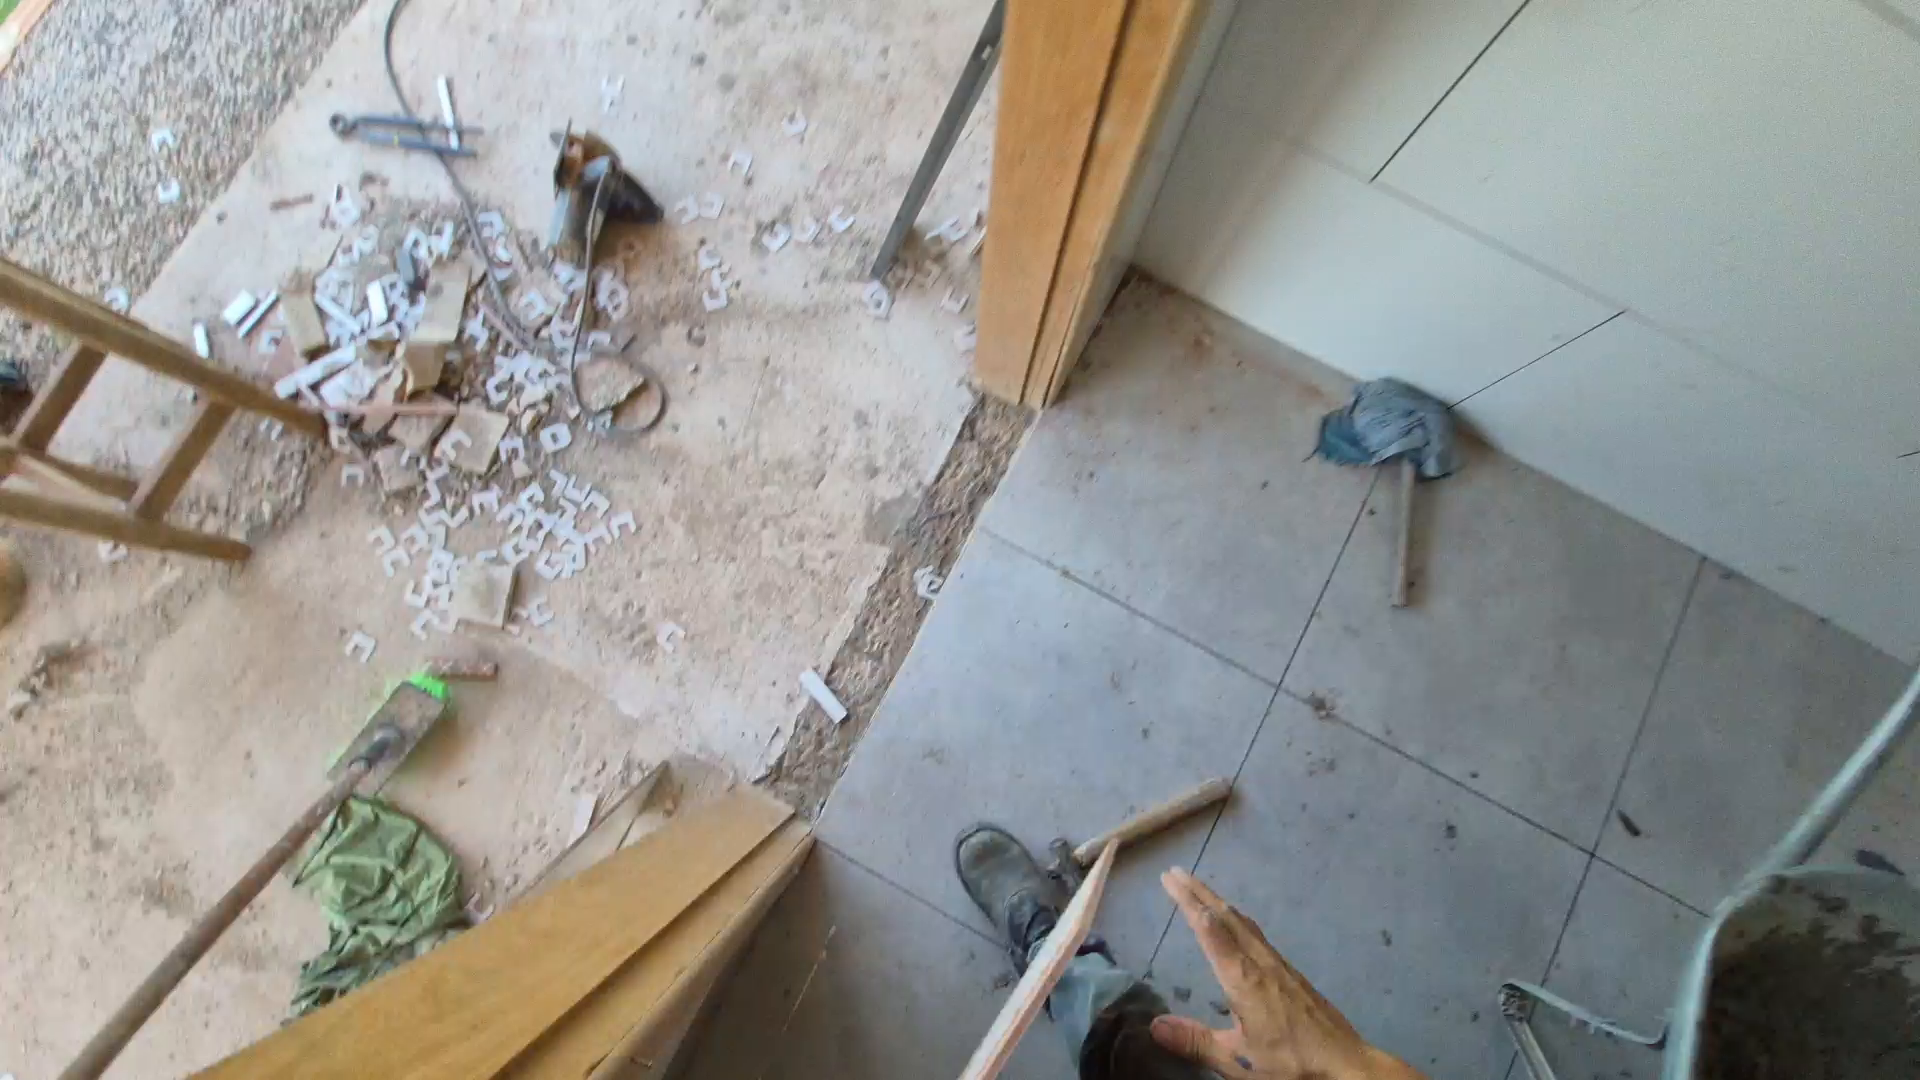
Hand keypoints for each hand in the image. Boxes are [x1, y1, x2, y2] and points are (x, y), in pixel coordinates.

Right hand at [1149, 867, 1424, 1079]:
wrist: (1349, 1068)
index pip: (1209, 929)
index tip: (1170, 878)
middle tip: (1175, 871)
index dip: (1187, 902)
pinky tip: (1236, 921)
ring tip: (1200, 888)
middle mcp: (1258, 961)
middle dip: (1198, 891)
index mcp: (1241, 977)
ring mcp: (1277, 964)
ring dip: (1216, 900)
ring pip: (1241, 921)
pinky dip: (1235, 916)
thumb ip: (1196, 1041)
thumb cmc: (1291, 1063)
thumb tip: (1154, 1025)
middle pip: (1224, 915)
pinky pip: (1255, 932)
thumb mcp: (1239, 1061)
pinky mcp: (1290, 972)